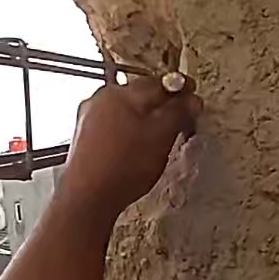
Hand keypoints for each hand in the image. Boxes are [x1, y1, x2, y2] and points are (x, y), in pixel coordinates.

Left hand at [60, 75, 201, 220]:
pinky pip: (114, 126)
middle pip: (142, 95)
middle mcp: (102, 99)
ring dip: (145, 119)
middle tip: (182, 120)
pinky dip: (129, 132)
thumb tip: (192, 100)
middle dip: (163, 105)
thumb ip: (179, 113)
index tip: (194, 99)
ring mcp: (90, 118)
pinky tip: (135, 149)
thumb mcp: (161, 136)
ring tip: (159, 139)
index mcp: (122, 93)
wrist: (88, 196)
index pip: (160, 82)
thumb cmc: (124, 165)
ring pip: (127, 111)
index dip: (181, 90)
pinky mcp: (85, 137)